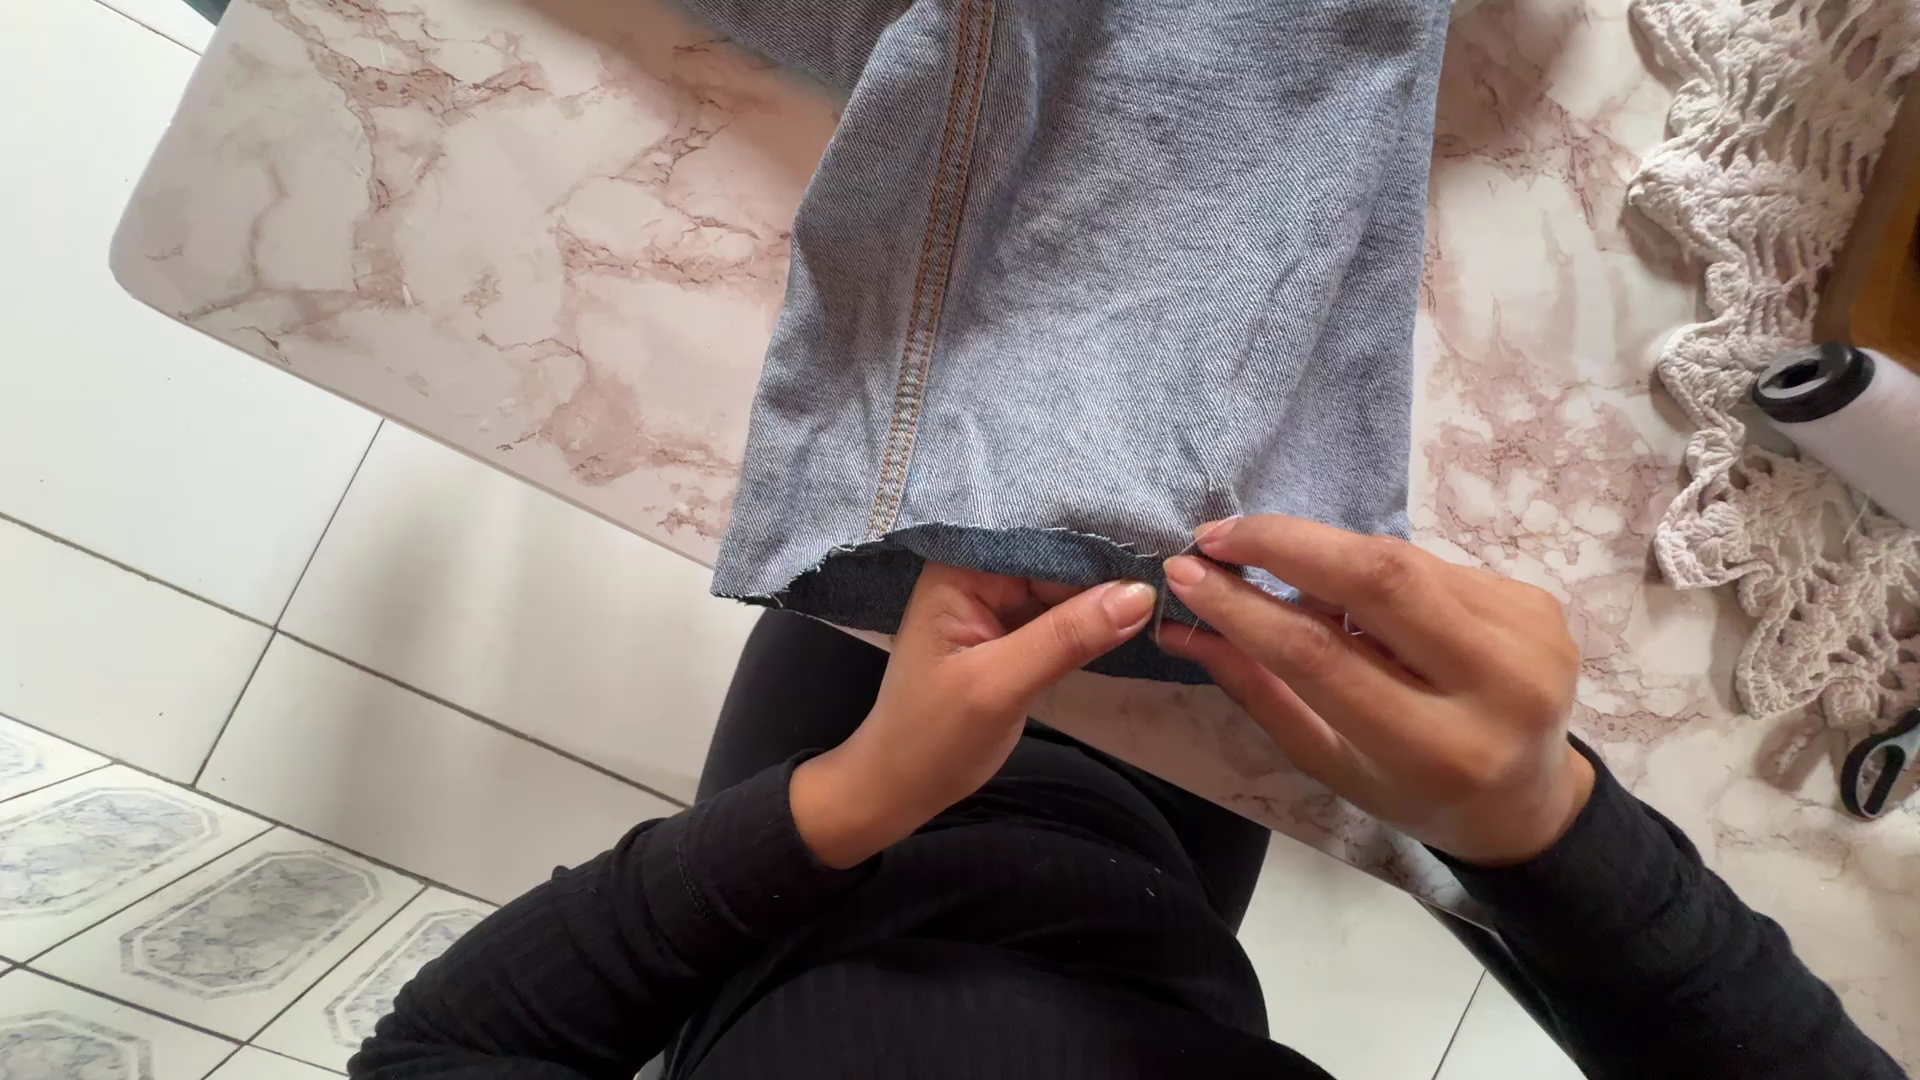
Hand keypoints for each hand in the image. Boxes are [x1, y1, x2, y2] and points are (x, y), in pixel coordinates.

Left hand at [790, 563, 1156, 867]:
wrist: (899, 788)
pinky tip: (1130, 614)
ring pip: (1059, 586)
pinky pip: (1056, 614)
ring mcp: (991, 604)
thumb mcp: (999, 685)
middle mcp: (973, 574)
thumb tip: (1140, 594)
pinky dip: (1088, 619)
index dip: (1093, 545)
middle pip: (1051, 558)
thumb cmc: (932, 738)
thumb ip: (1066, 637)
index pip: (1036, 541)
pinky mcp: (1007, 632)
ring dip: (1102, 593)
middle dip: (1104, 568)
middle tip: (1171, 567)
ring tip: (1163, 584)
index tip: (1155, 547)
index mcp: (956, 570)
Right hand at [1159, 515, 1593, 865]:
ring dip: (1317, 551)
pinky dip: (1365, 566)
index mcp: (1432, 748)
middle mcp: (1498, 684)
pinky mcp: (1537, 600)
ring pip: (1397, 558)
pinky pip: (1425, 562)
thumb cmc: (1405, 790)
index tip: (1185, 572)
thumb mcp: (1319, 754)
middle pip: (1376, 577)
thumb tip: (1181, 625)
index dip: (1242, 605)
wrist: (1527, 801)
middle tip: (1217, 537)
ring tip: (1270, 564)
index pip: (1317, 653)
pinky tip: (1348, 592)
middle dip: (1281, 542)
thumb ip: (1252, 684)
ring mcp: (1529, 633)